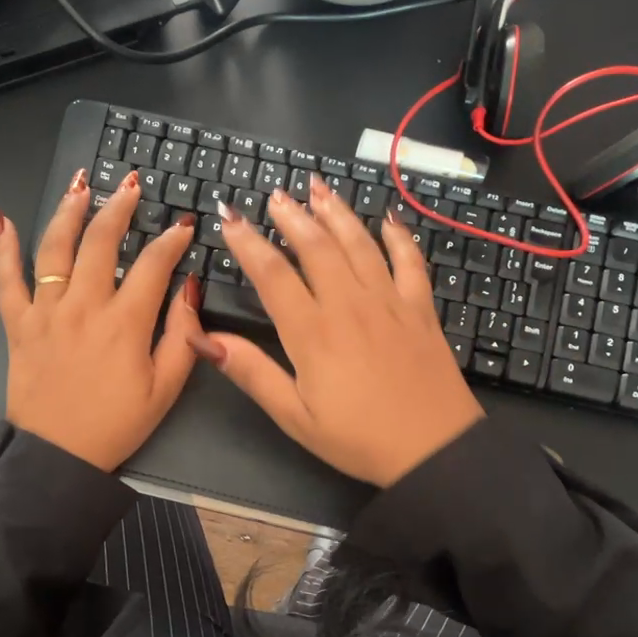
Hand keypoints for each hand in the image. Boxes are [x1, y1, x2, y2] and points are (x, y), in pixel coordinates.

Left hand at [0, 169, 206, 471]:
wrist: (56, 456)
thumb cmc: (115, 426)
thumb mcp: (165, 390)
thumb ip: (183, 338)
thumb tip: (189, 290)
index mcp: (125, 323)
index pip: (153, 264)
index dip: (171, 239)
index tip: (182, 225)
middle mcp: (84, 306)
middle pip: (101, 241)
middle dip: (120, 206)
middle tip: (131, 186)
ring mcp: (46, 312)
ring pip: (55, 247)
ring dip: (69, 210)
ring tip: (81, 185)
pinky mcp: (18, 325)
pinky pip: (7, 280)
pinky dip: (3, 249)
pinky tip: (1, 220)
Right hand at [190, 178, 484, 487]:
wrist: (433, 448)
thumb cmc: (356, 439)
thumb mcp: (294, 416)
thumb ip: (252, 373)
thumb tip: (204, 340)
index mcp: (312, 332)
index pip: (272, 275)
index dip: (247, 243)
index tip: (229, 218)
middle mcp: (349, 305)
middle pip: (316, 247)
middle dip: (292, 216)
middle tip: (275, 195)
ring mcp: (389, 302)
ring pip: (359, 243)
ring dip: (336, 212)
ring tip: (318, 188)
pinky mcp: (420, 309)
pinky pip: (409, 260)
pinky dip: (398, 235)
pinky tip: (388, 219)